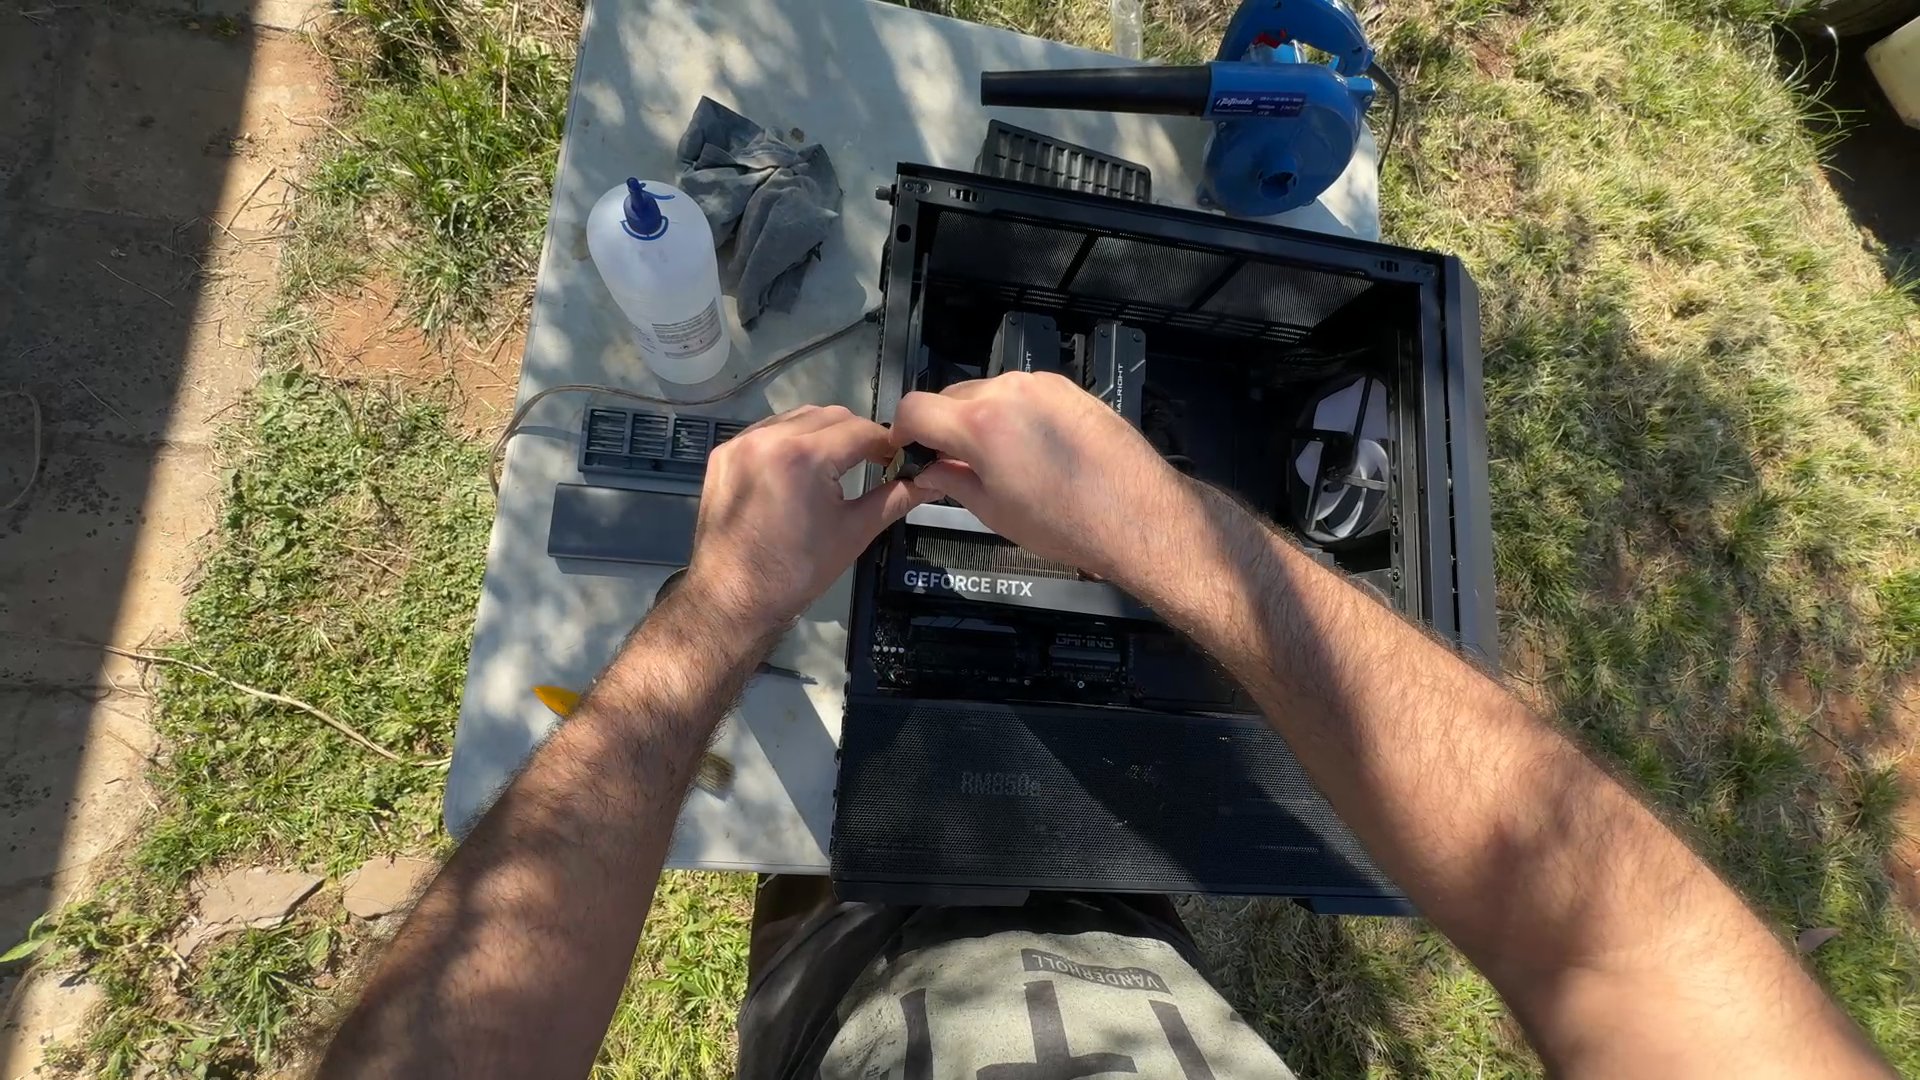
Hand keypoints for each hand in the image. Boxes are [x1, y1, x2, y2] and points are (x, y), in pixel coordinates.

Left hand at [682, 405, 925, 635]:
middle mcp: (769, 438)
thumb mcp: (854, 532)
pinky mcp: (724, 454)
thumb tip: (931, 483)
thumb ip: (895, 498)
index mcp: (804, 457)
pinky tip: (800, 469)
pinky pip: (768, 431)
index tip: (897, 460)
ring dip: (823, 433)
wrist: (734, 597)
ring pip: (798, 417)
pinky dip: (791, 440)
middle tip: (871, 464)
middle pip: (831, 416)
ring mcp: (741, 443)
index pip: (861, 430)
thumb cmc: (797, 571)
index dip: (886, 444)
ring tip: (834, 466)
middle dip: (856, 436)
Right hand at [889, 372, 1187, 582]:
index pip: (915, 408)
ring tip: (998, 458)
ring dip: (978, 418)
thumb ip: (953, 482)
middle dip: (943, 426)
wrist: (1137, 515)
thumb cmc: (1064, 524)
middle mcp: (1007, 391)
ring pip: (988, 392)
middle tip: (952, 461)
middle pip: (950, 397)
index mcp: (980, 424)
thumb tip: (931, 471)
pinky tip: (1030, 447)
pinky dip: (1011, 413)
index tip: (906, 447)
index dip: (901, 430)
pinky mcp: (1067, 387)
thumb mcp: (995, 511)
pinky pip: (1022, 393)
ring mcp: (1041, 384)